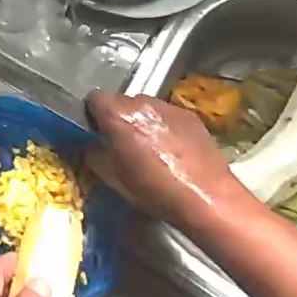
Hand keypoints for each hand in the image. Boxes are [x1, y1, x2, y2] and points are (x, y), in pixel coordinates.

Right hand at [86, 91, 250, 231]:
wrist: (207, 198)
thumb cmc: (154, 190)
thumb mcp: (113, 178)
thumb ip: (93, 154)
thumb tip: (89, 145)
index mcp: (118, 114)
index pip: (94, 97)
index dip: (92, 114)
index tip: (95, 131)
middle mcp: (142, 102)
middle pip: (120, 101)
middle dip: (118, 117)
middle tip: (122, 142)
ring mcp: (169, 106)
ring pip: (145, 107)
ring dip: (141, 120)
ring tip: (150, 147)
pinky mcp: (190, 116)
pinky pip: (167, 115)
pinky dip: (163, 126)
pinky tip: (172, 150)